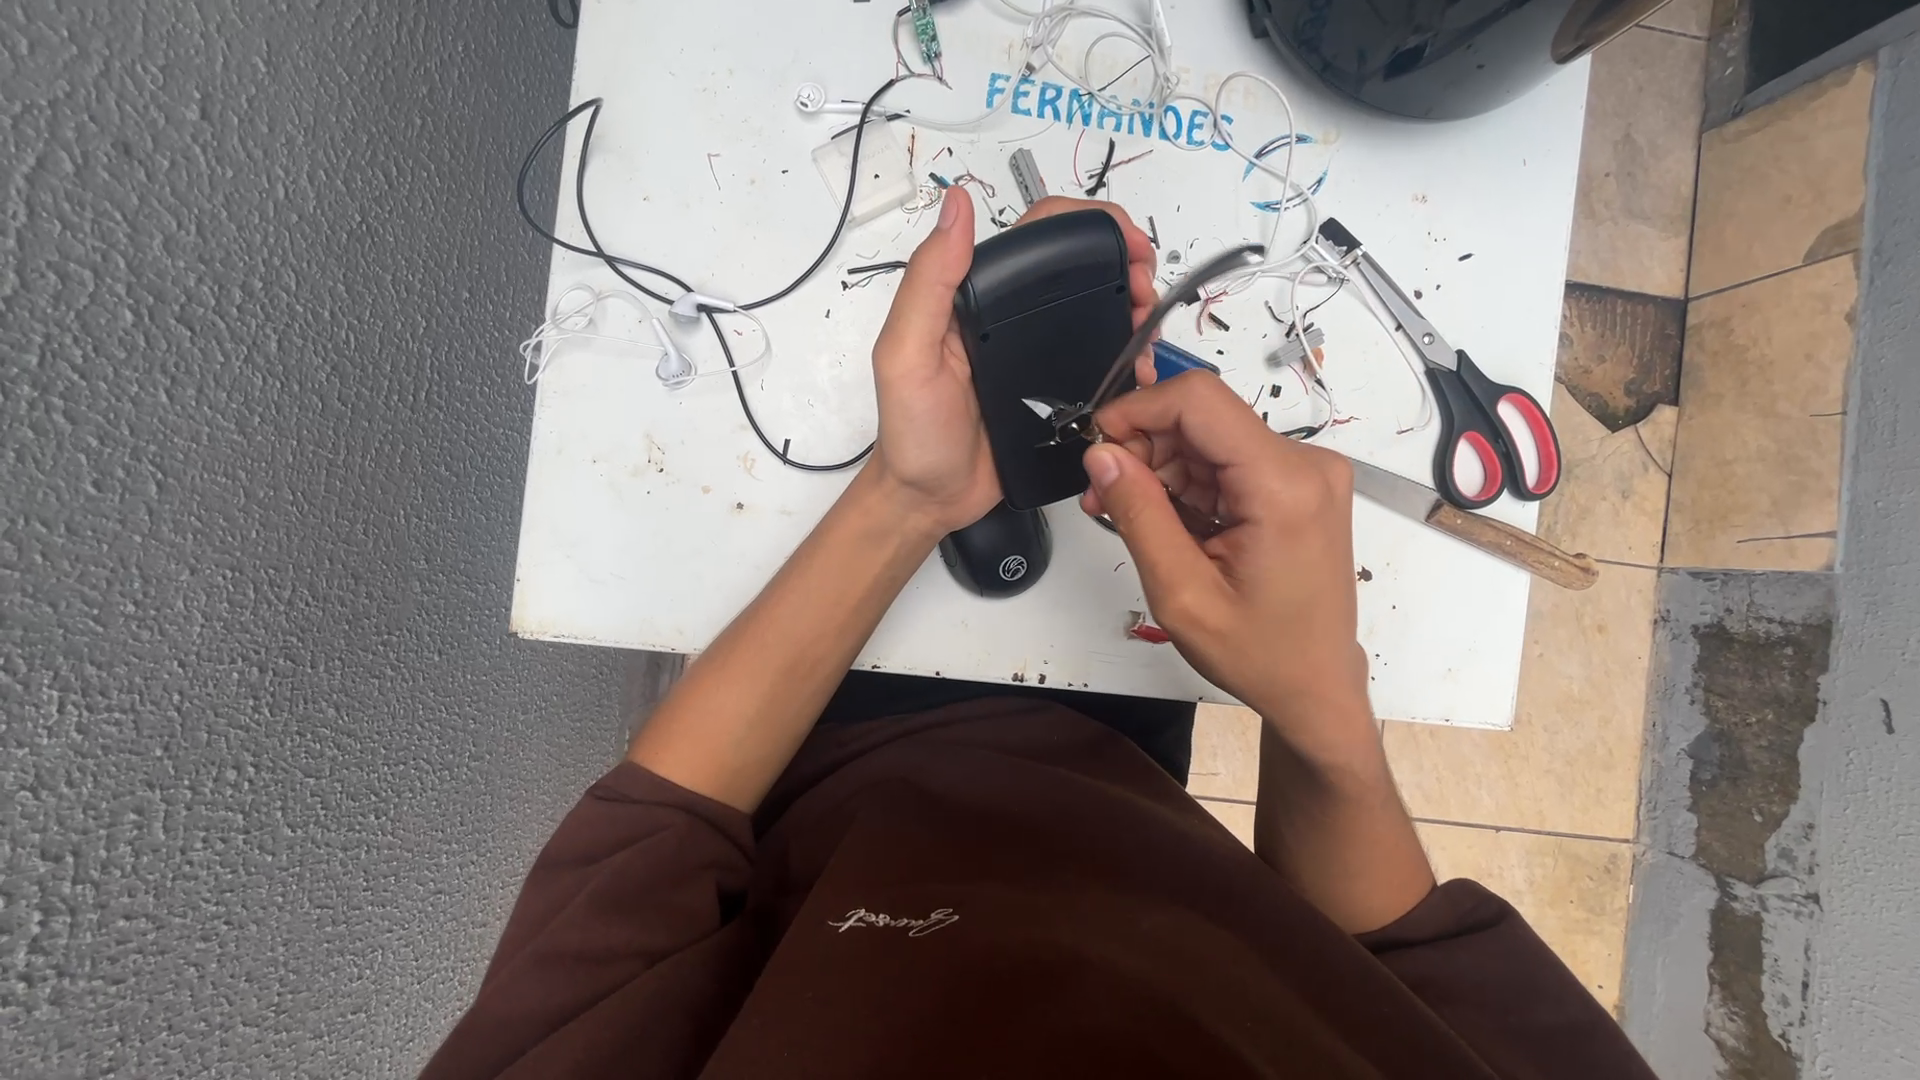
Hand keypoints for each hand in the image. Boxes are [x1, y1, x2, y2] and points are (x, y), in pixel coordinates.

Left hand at [866, 193, 1158, 535]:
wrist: (932, 498)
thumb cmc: (913, 432)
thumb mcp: (907, 354)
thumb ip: (929, 283)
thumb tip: (957, 204)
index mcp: (976, 299)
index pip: (1034, 238)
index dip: (1087, 226)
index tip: (1130, 243)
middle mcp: (1009, 319)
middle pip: (1076, 271)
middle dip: (1122, 267)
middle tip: (1145, 294)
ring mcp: (1035, 356)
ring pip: (1094, 314)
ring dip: (1129, 310)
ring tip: (1147, 329)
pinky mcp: (1054, 392)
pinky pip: (1095, 363)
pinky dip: (1122, 357)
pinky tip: (1136, 367)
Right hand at [1079, 373, 1373, 761]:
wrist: (1315, 684)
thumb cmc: (1257, 652)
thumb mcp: (1181, 592)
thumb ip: (1138, 514)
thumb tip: (1100, 453)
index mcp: (1283, 487)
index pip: (1200, 400)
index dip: (1137, 409)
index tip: (1096, 446)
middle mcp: (1305, 465)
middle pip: (1202, 417)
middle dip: (1142, 446)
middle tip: (1102, 496)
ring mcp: (1305, 473)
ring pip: (1208, 437)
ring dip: (1158, 467)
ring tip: (1125, 514)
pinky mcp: (1297, 485)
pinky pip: (1225, 460)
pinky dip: (1185, 482)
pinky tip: (1162, 518)